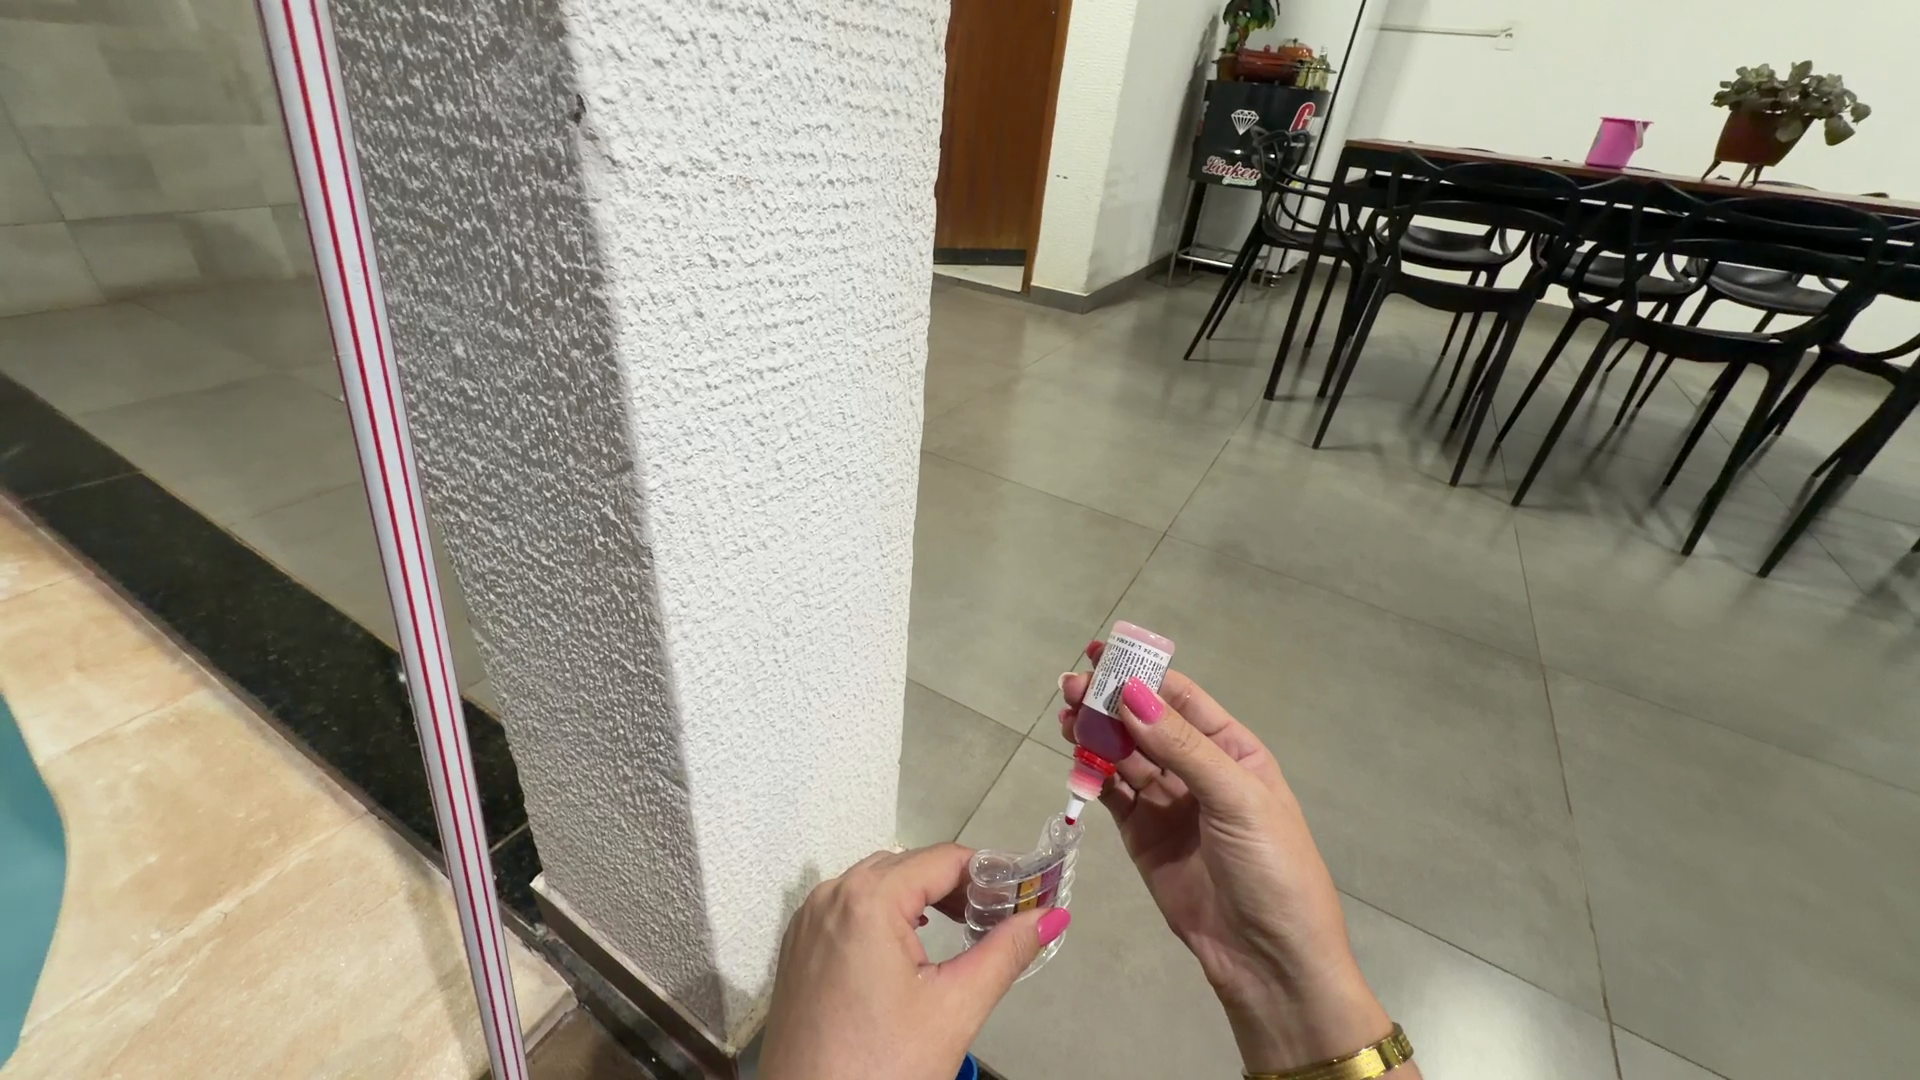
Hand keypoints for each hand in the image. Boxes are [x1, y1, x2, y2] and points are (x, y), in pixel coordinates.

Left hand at [758, 844, 1070, 1079]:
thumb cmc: (882, 1067)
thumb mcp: (954, 1008)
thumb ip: (1006, 951)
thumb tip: (1052, 915)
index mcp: (869, 897)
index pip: (944, 859)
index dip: (989, 872)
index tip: (1023, 892)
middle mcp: (832, 892)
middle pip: (910, 865)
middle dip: (957, 885)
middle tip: (999, 916)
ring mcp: (810, 918)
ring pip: (880, 882)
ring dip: (923, 896)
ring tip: (963, 926)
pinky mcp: (800, 944)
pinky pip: (852, 905)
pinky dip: (887, 912)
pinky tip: (911, 941)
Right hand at [1061, 644, 1404, 1074]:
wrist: (1269, 965)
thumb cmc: (1272, 869)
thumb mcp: (1238, 800)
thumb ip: (1182, 746)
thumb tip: (1130, 693)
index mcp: (1232, 752)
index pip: (1181, 699)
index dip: (1142, 673)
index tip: (1101, 652)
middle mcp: (1197, 771)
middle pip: (1145, 724)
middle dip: (1110, 702)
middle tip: (1070, 685)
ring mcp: (1168, 804)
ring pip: (1124, 756)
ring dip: (1096, 734)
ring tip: (1065, 715)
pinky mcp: (1142, 836)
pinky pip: (1113, 795)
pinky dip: (1092, 775)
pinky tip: (1074, 757)